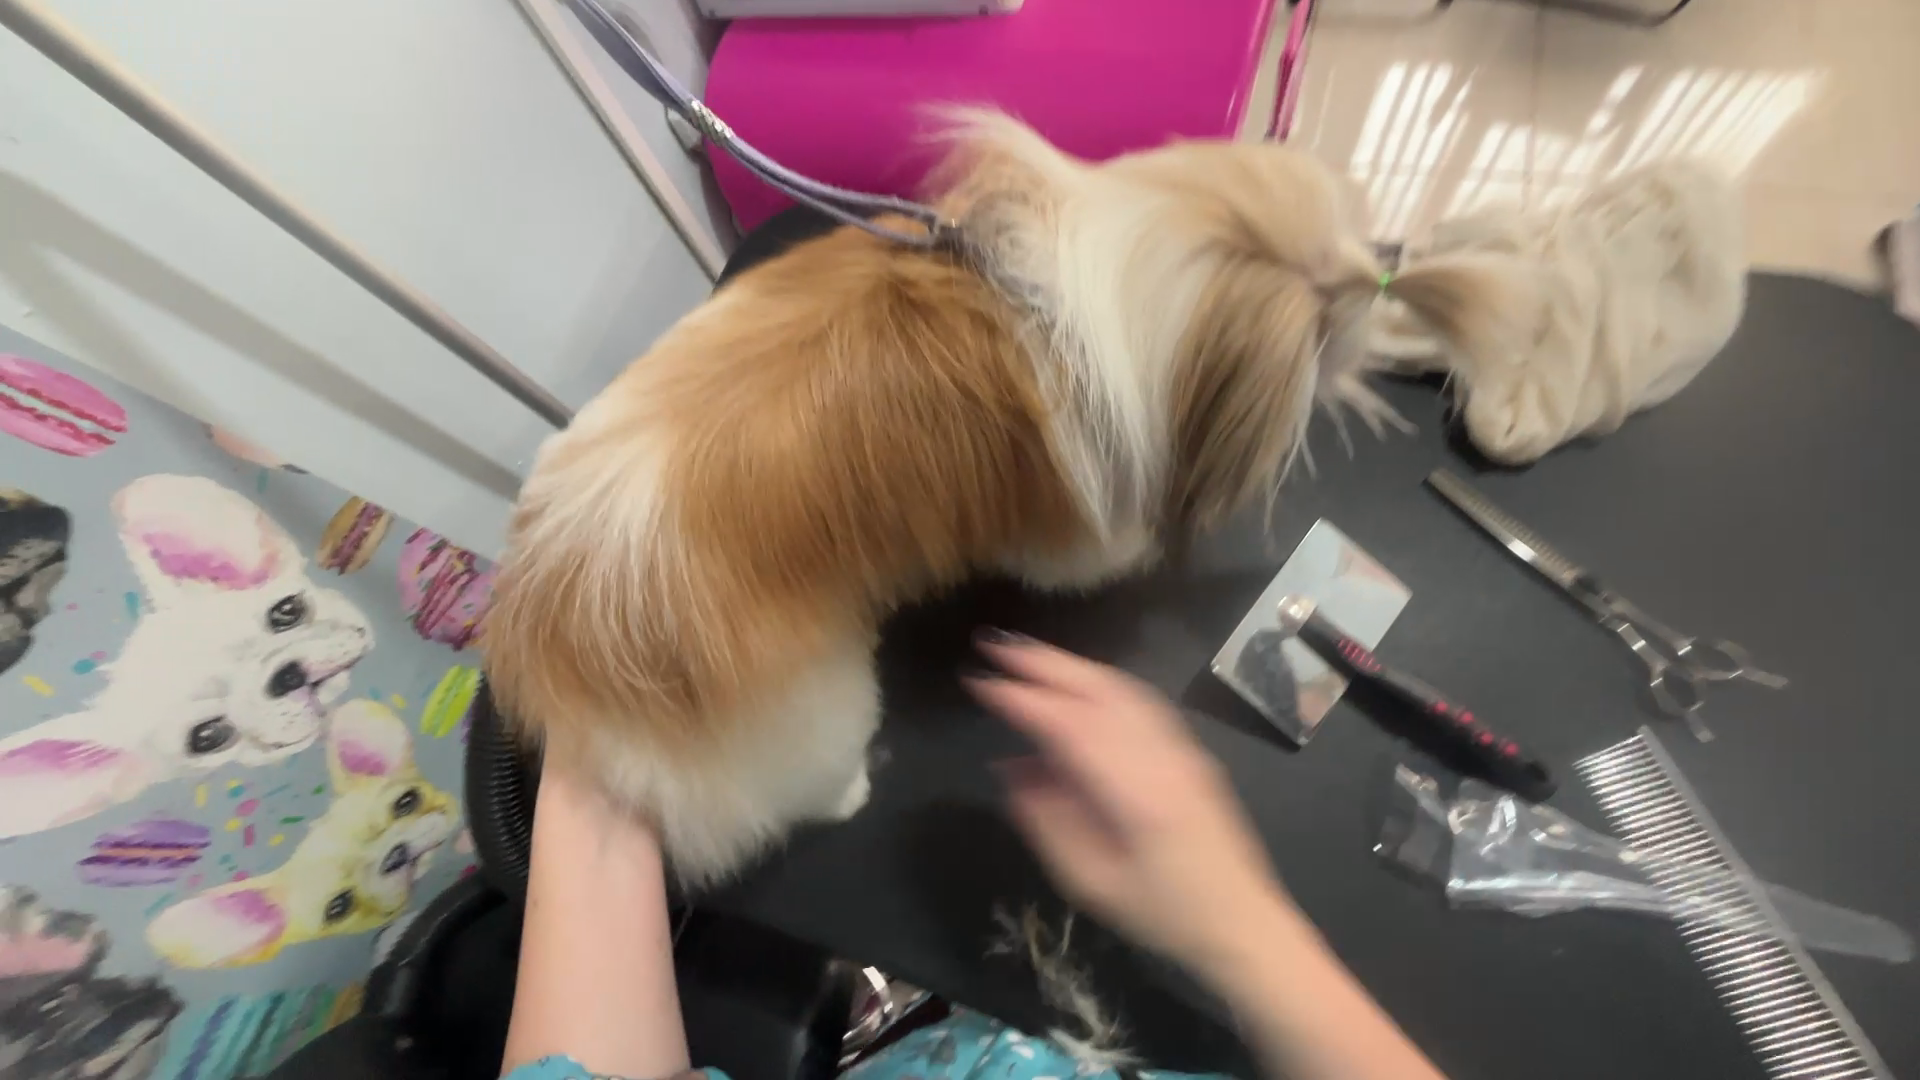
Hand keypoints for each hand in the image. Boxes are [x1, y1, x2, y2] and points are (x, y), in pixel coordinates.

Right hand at [967, 635, 1291, 978]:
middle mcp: (1160, 754)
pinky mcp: (1186, 747)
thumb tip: (1008, 767)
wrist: (1243, 921)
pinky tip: (1075, 679)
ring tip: (1025, 655)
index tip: (981, 682)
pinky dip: (1097, 678)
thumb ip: (1046, 821)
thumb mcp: (1091, 882)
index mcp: (1135, 793)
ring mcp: (1179, 745)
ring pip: (1118, 685)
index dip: (1022, 698)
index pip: (1068, 725)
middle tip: (994, 646)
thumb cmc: (1162, 912)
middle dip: (1041, 662)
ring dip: (1068, 664)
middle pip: (1096, 689)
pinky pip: (1136, 697)